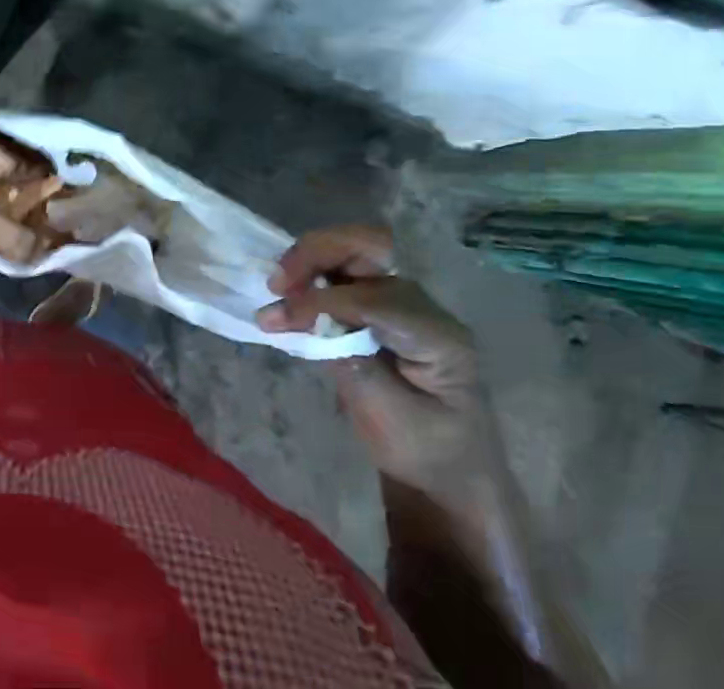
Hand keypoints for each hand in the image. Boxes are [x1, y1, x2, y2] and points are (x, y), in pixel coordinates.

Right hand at [258, 227, 490, 501]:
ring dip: (311, 259)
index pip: (375, 299)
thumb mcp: (387, 417)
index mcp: (439, 337)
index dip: (322, 301)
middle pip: (374, 248)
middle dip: (319, 253)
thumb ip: (351, 363)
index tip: (276, 317)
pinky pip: (344, 275)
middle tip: (277, 282)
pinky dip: (311, 276)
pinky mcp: (380, 309)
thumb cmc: (423, 452)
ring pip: (356, 252)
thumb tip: (309, 322)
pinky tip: (289, 298)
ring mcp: (404, 304)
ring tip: (278, 288)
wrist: (447, 477)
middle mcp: (424, 308)